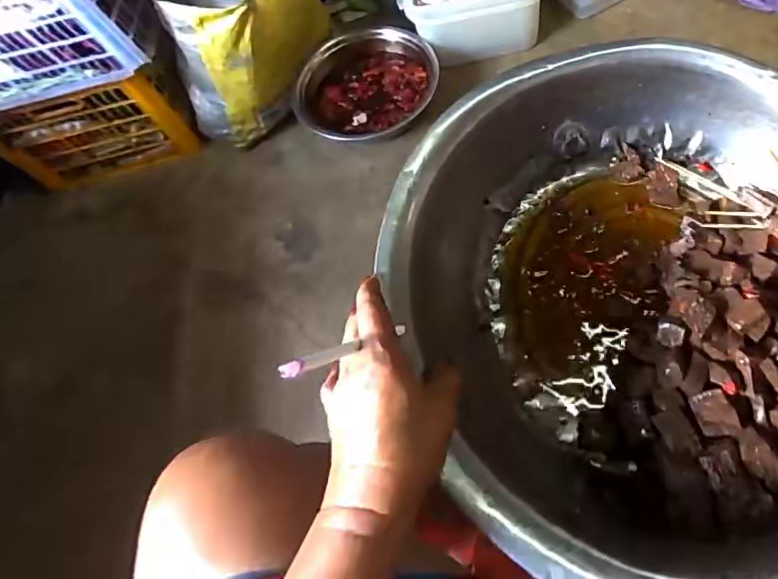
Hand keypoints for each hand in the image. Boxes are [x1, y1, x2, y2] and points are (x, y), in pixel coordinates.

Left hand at [319, 275, 460, 519]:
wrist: (369, 498)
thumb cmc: (409, 444)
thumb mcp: (443, 403)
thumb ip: (444, 374)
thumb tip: (440, 364)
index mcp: (379, 356)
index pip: (368, 311)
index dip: (370, 291)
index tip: (373, 278)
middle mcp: (352, 368)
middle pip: (351, 329)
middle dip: (363, 314)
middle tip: (384, 309)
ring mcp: (337, 393)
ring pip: (346, 354)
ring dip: (358, 343)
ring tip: (381, 345)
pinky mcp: (333, 416)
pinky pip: (342, 379)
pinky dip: (353, 370)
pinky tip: (367, 382)